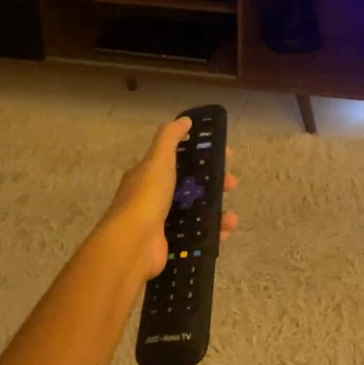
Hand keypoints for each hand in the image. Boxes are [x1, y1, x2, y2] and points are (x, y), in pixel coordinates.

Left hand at [103, 117, 237, 278]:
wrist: (131, 244)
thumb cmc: (146, 198)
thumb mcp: (157, 160)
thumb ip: (170, 138)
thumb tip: (185, 119)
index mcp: (150, 174)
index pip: (180, 158)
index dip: (202, 154)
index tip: (225, 155)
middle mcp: (155, 196)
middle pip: (191, 185)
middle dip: (214, 183)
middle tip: (232, 184)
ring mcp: (163, 221)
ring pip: (196, 211)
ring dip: (217, 210)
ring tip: (231, 216)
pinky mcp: (171, 242)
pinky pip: (197, 235)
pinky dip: (212, 232)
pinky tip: (225, 231)